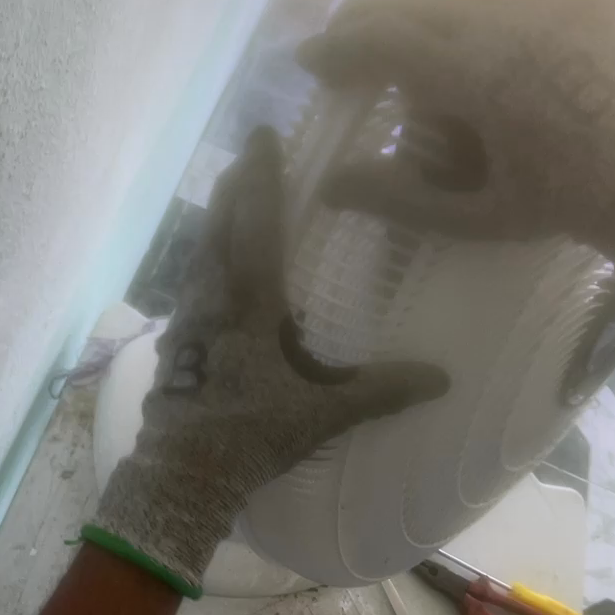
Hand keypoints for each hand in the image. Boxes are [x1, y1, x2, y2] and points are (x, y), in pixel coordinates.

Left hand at [87, 127, 450, 596]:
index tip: (264, 140)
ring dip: (214, 221)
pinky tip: (209, 269)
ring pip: (198, 256)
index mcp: (249, 309)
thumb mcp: (319, 416)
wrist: (181, 474)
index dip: (262, 181)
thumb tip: (442, 379)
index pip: (257, 229)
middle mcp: (212, 303)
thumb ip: (378, 392)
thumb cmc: (250, 438)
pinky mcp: (173, 343)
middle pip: (219, 230)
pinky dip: (202, 261)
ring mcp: (186, 322)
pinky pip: (189, 286)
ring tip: (227, 198)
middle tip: (246, 156)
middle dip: (233, 188)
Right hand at [295, 0, 614, 291]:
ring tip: (374, 11)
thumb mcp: (476, 219)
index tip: (307, 62)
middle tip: (332, 41)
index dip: (337, 48)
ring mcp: (542, 7)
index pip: (385, 41)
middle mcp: (506, 28)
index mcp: (480, 80)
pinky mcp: (568, 1)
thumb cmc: (569, 206)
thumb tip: (327, 186)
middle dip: (358, 15)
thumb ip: (398, 200)